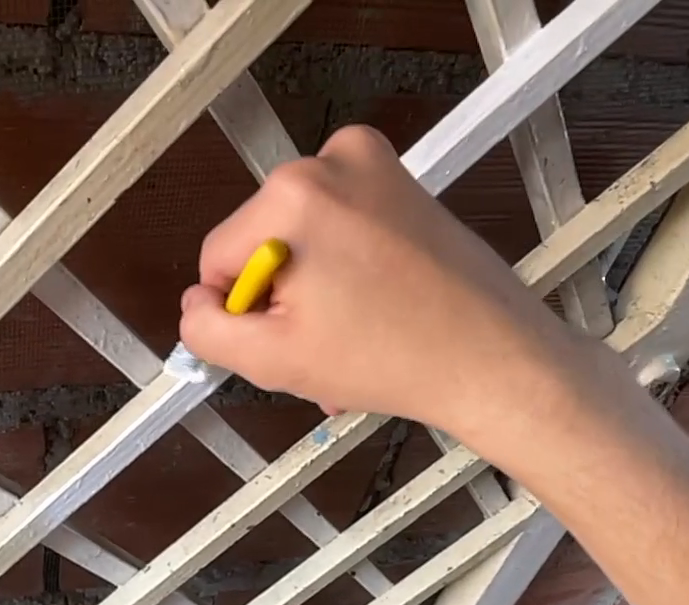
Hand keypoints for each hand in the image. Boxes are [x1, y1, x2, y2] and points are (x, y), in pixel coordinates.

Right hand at [179, 125, 618, 455]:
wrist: (492, 358)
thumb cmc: (385, 360)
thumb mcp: (269, 360)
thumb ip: (205, 329)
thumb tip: (195, 304)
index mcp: (290, 197)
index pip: (216, 260)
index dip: (239, 313)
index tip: (284, 342)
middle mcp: (329, 159)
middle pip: (260, 248)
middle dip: (280, 303)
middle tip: (317, 350)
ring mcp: (372, 165)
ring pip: (299, 244)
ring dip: (311, 297)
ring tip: (347, 341)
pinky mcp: (401, 182)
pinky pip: (338, 229)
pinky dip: (341, 274)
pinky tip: (367, 315)